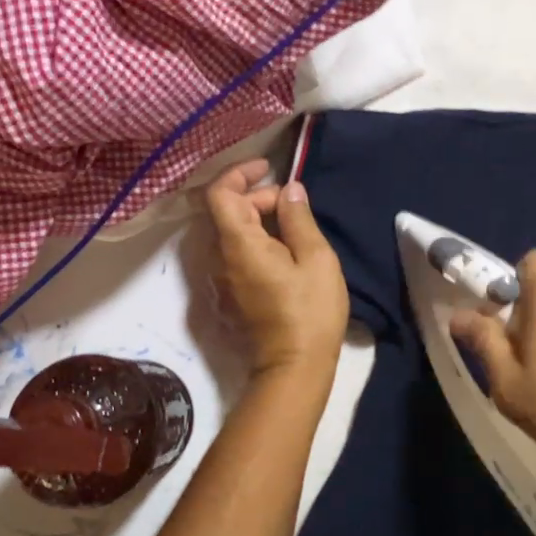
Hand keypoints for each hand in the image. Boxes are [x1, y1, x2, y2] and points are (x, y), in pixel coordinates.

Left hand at [204, 160, 348, 386]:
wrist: (294, 367)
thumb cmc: (310, 311)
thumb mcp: (316, 258)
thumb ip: (299, 219)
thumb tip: (289, 190)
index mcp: (238, 243)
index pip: (219, 193)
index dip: (239, 172)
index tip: (268, 168)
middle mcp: (219, 257)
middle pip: (226, 211)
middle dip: (258, 198)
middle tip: (295, 207)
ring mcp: (221, 278)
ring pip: (229, 232)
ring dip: (256, 219)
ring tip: (292, 225)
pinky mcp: (230, 293)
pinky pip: (234, 253)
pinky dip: (254, 239)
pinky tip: (283, 249)